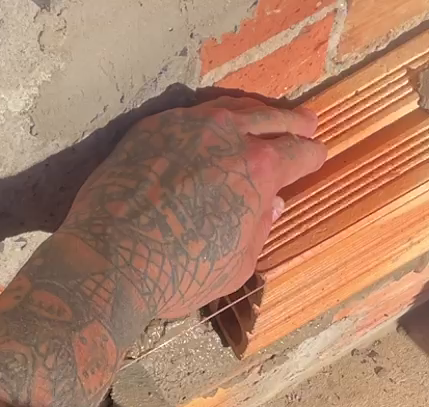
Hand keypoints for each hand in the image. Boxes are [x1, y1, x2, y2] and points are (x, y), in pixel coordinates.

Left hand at [61, 97, 327, 319]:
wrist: (111, 260)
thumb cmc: (179, 275)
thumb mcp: (235, 266)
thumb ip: (259, 231)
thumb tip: (272, 205)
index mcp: (259, 169)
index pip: (298, 154)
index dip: (311, 157)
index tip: (317, 157)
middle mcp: (228, 135)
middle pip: (271, 118)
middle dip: (293, 122)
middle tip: (306, 122)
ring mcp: (188, 125)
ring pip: (231, 110)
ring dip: (254, 113)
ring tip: (265, 118)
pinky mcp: (152, 128)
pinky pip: (193, 115)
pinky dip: (213, 119)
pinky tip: (216, 126)